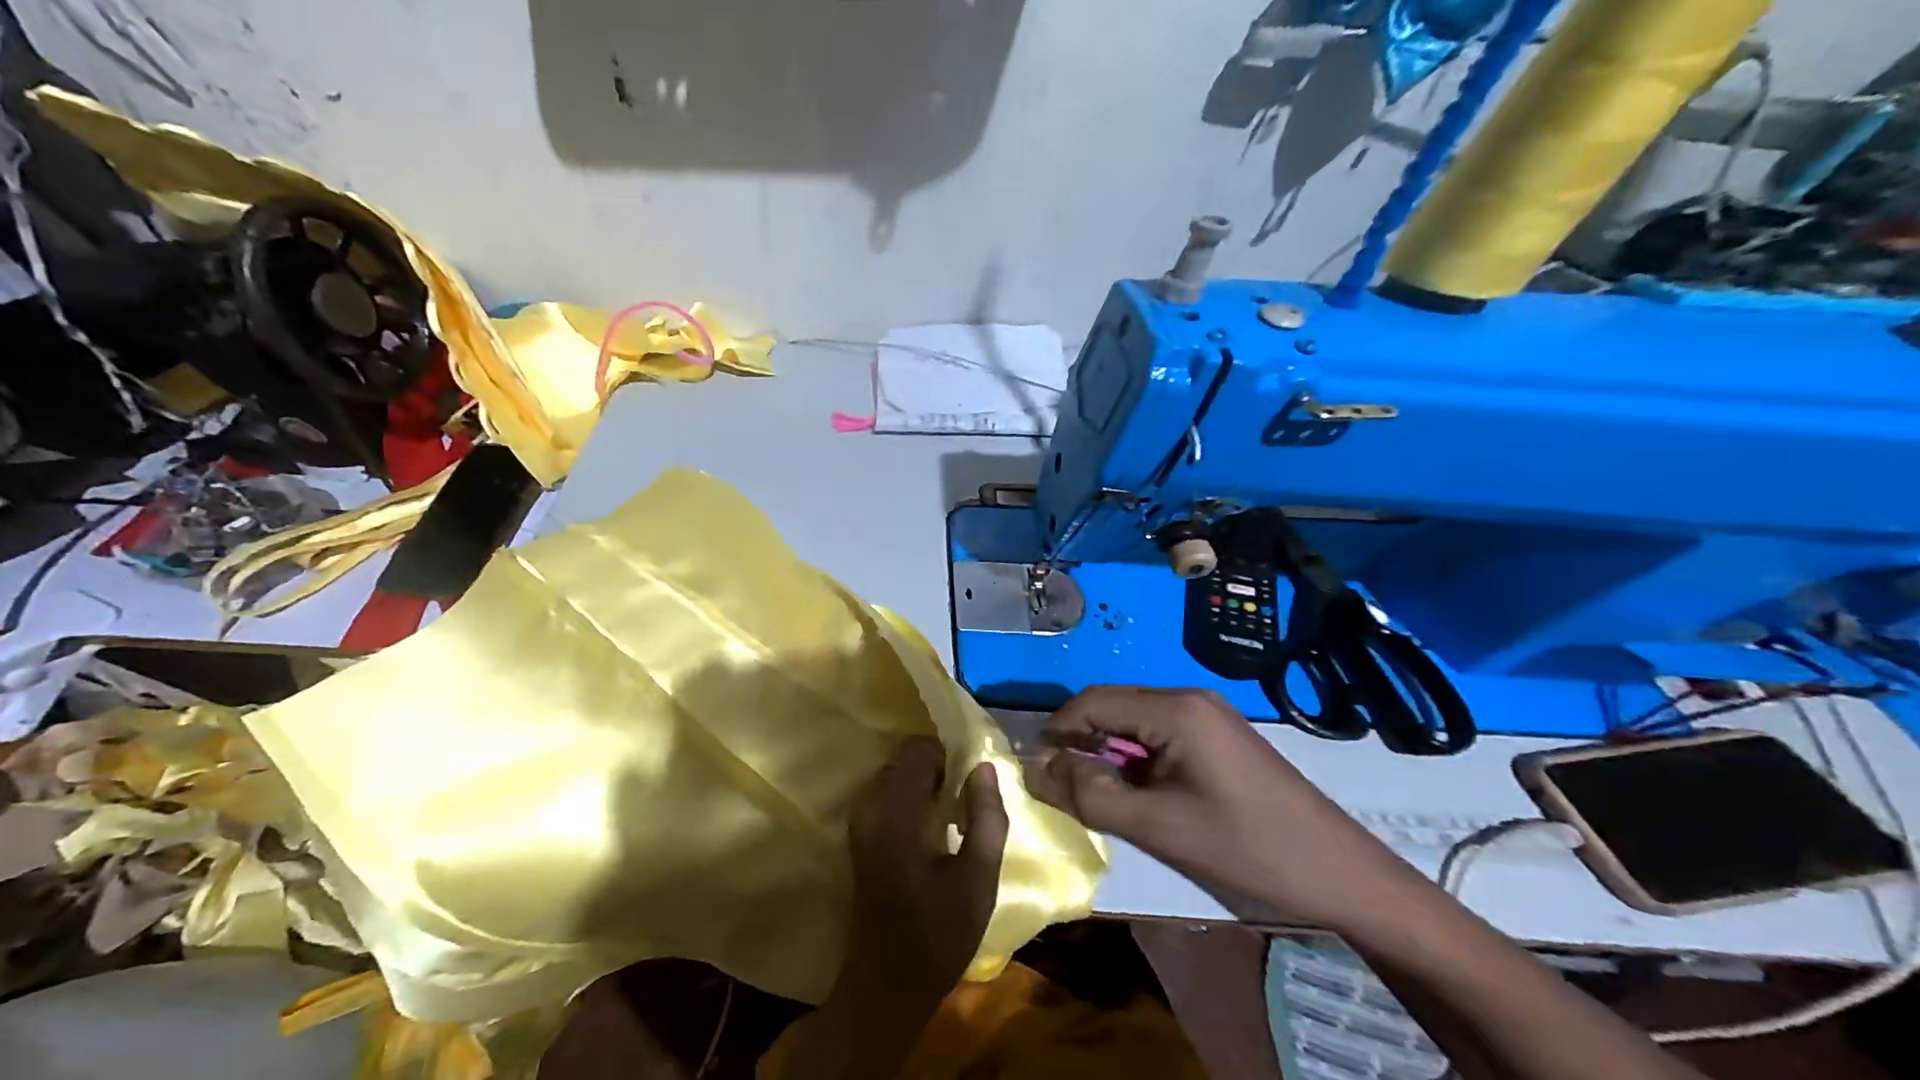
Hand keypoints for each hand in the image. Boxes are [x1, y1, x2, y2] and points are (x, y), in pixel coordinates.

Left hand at [841, 736, 1008, 1005]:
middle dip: (938, 767)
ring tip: (952, 814)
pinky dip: (911, 795)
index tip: (972, 782)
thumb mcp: (978, 879)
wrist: (887, 983)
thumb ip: (987, 817)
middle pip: (904, 757)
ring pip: (895, 772)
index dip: (950, 756)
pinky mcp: (859, 833)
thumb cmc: (939, 934)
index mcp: (895, 814)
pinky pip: (887, 792)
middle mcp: (868, 808)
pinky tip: (932, 828)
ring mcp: (859, 821)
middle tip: (966, 800)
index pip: (918, 750)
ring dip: (925, 781)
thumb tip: (984, 766)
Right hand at [1029, 686, 1413, 927]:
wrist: (1340, 873)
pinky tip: (1141, 795)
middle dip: (1082, 744)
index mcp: (1174, 708)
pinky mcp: (1219, 735)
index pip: (1092, 701)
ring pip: (1134, 723)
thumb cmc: (1246, 847)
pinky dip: (1137, 760)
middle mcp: (1189, 697)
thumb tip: (1035, 769)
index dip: (1057, 733)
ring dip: (1109, 755)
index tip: (1039, 773)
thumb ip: (1090, 795)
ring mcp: (1208, 714)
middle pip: (1112, 707)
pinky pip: (1159, 735)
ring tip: (1103, 799)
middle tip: (1067, 791)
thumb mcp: (1158, 826)